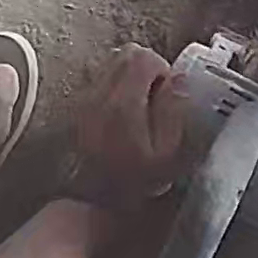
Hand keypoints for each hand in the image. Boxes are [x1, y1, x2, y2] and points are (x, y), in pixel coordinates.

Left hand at [65, 44, 185, 207]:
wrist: (87, 202)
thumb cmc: (130, 184)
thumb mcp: (166, 156)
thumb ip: (173, 114)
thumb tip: (178, 82)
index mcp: (123, 102)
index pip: (143, 58)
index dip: (162, 69)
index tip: (168, 94)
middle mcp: (100, 94)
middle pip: (126, 55)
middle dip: (148, 69)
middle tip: (157, 98)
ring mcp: (86, 99)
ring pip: (113, 66)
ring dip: (132, 78)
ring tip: (141, 108)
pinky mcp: (78, 107)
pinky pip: (102, 82)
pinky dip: (117, 90)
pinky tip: (123, 117)